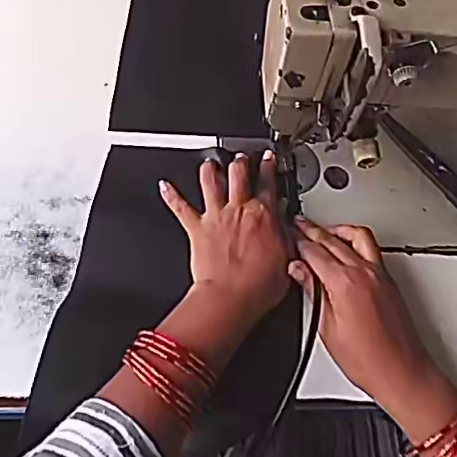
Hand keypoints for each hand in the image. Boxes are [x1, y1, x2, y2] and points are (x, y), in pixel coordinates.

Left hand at [159, 153, 291, 350]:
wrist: (230, 298)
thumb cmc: (257, 286)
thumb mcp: (287, 260)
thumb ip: (287, 240)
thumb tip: (292, 232)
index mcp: (264, 215)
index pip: (268, 183)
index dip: (268, 166)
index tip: (267, 159)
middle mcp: (239, 209)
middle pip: (238, 173)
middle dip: (239, 162)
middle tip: (240, 157)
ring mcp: (216, 217)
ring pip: (210, 181)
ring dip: (209, 170)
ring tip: (209, 163)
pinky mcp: (196, 229)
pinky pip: (180, 208)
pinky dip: (171, 195)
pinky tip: (165, 186)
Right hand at [291, 220, 456, 439]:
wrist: (400, 372)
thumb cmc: (368, 360)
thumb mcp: (326, 328)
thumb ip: (312, 292)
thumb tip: (299, 271)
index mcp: (345, 282)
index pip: (314, 251)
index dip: (297, 241)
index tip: (287, 236)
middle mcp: (365, 272)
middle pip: (332, 239)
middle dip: (312, 230)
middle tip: (298, 226)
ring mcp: (380, 273)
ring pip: (356, 236)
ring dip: (337, 230)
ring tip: (322, 230)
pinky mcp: (389, 279)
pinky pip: (371, 247)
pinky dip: (355, 240)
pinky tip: (346, 246)